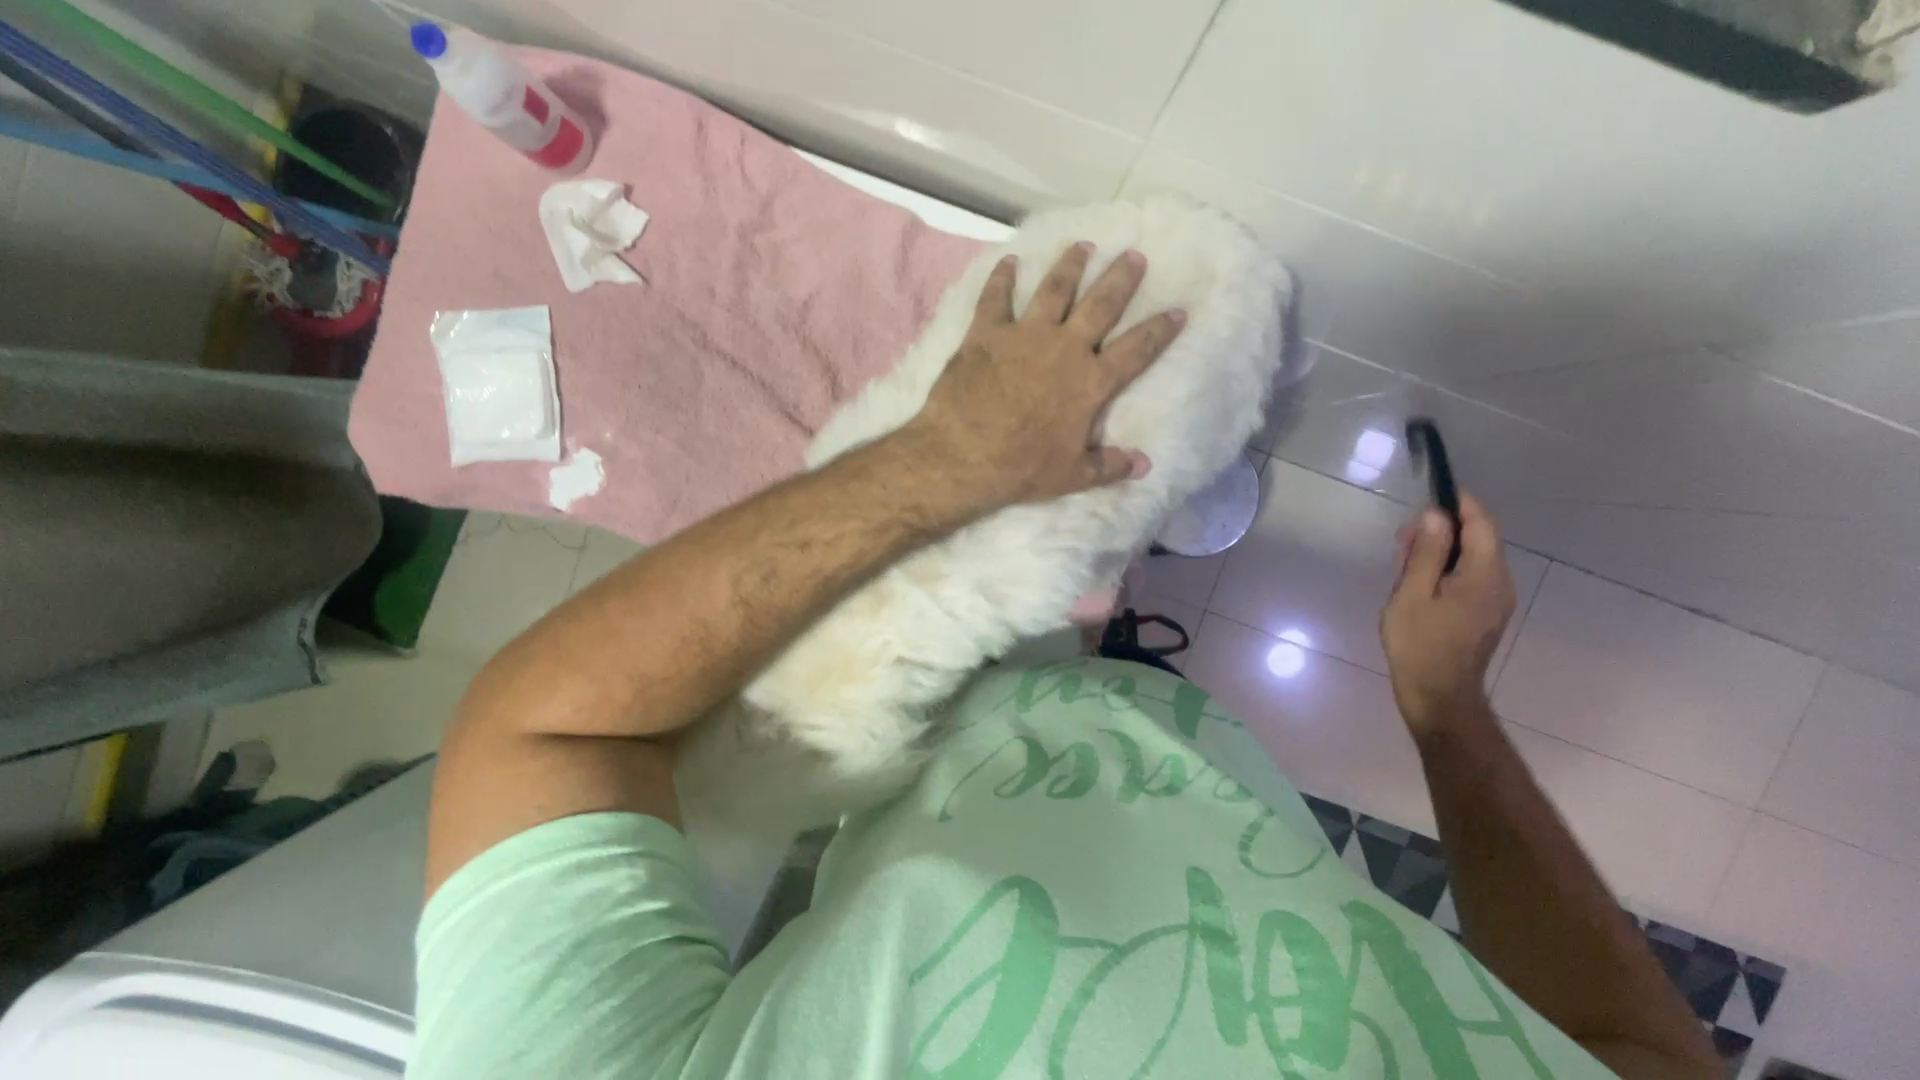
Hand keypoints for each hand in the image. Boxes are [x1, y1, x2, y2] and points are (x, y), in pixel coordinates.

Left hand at [900, 242, 1185, 512]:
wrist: (965, 454)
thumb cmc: (1023, 468)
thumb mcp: (1073, 476)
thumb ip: (1109, 466)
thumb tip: (1143, 465)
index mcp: (1090, 382)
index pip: (1136, 351)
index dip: (1159, 330)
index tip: (1177, 310)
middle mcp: (1064, 348)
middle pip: (1100, 305)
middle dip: (1120, 279)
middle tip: (1134, 255)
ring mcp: (1024, 335)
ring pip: (1054, 290)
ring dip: (1070, 266)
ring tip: (1083, 247)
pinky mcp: (986, 333)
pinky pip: (996, 298)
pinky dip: (1002, 278)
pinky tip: (1009, 262)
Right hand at [1379, 493, 1515, 735]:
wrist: (1439, 696)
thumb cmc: (1420, 643)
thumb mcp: (1413, 593)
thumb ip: (1427, 552)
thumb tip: (1436, 515)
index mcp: (1485, 573)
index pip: (1481, 524)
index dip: (1460, 504)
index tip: (1433, 492)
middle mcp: (1500, 583)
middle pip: (1478, 541)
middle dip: (1444, 530)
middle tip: (1404, 537)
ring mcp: (1496, 601)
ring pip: (1473, 561)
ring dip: (1443, 552)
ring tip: (1405, 561)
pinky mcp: (1486, 616)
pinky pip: (1471, 580)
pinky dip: (1448, 571)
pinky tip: (1419, 584)